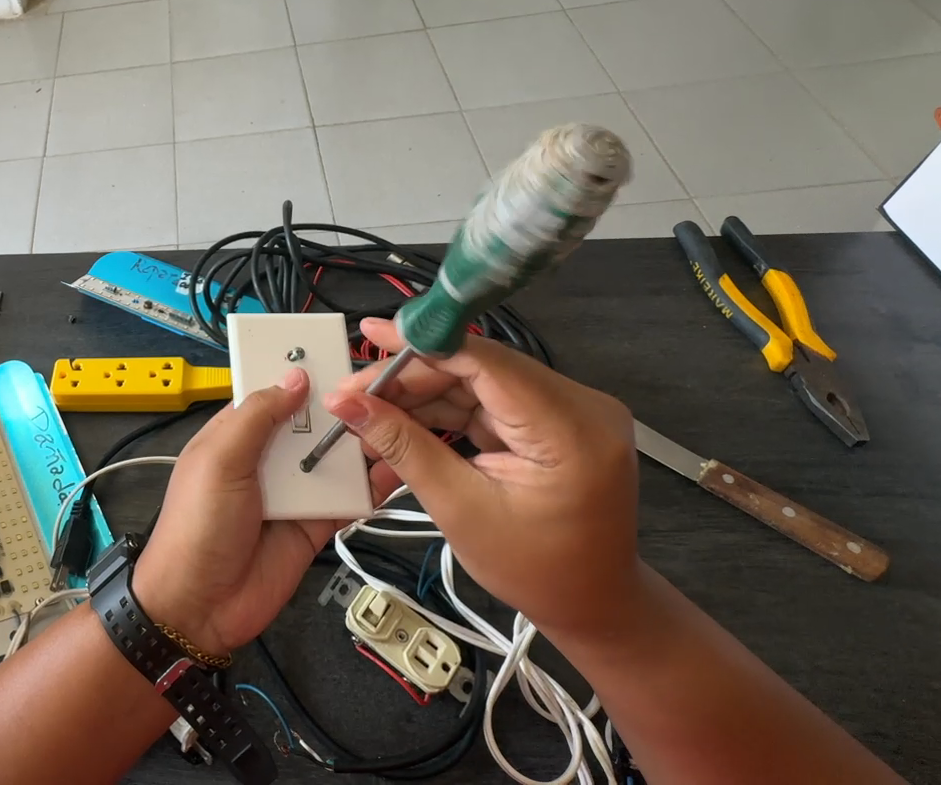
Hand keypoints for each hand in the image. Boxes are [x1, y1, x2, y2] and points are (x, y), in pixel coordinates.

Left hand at [131, 369, 396, 656]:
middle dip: (342, 407)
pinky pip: (347, 499)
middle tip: (388, 385)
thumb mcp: (219, 460)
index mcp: (236, 433)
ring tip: (402, 419)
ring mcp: (293, 490)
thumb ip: (257, 417)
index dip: (301, 373)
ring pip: (334, 457)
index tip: (340, 352)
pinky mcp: (315, 524)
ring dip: (361, 442)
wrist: (200, 606)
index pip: (273, 392)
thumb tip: (295, 376)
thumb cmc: (197, 524)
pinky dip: (370, 486)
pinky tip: (397, 467)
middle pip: (311, 422)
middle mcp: (266, 457)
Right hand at [325, 318, 641, 638]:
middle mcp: (578, 405)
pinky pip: (483, 401)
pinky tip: (399, 426)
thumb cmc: (537, 572)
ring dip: (418, 398)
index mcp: (570, 429)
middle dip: (408, 380)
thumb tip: (347, 403)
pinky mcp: (549, 420)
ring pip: (472, 382)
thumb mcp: (459, 508)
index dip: (422, 342)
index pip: (485, 360)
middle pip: (474, 368)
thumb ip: (402, 446)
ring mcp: (565, 411)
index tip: (369, 333)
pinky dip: (440, 414)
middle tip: (353, 398)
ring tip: (368, 419)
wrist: (593, 606)